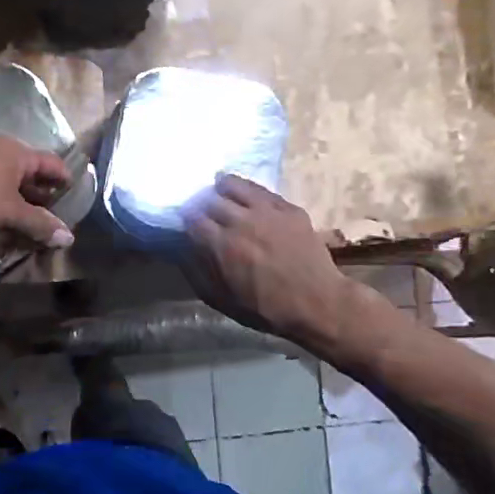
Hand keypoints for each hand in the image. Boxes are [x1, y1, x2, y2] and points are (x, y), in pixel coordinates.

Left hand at [0, 135, 75, 248]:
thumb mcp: (9, 211)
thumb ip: (39, 223)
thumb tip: (68, 237)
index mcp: (19, 153)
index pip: (54, 164)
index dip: (67, 182)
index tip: (75, 203)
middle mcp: (0, 149)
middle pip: (30, 171)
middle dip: (42, 195)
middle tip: (51, 220)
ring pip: (7, 178)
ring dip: (17, 199)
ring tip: (24, 223)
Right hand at [180, 175, 371, 341]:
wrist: (316, 303)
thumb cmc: (263, 308)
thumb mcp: (219, 299)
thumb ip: (195, 272)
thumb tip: (178, 250)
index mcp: (220, 245)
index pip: (192, 217)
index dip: (185, 217)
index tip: (185, 222)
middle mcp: (240, 222)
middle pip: (209, 198)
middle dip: (201, 202)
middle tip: (201, 208)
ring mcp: (266, 212)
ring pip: (234, 185)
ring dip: (221, 187)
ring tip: (218, 190)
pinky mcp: (288, 209)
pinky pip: (261, 190)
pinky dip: (247, 189)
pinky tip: (244, 193)